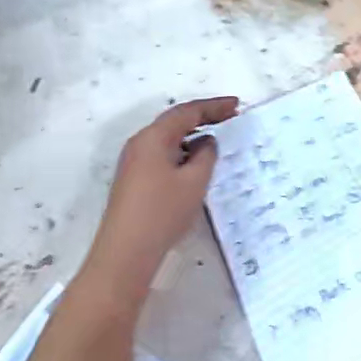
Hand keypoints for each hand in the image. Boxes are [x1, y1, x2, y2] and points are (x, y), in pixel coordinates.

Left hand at [86, 97, 238, 291]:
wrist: (124, 255)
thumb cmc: (162, 212)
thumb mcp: (194, 181)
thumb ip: (206, 154)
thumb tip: (205, 142)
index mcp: (153, 137)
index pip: (187, 111)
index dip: (214, 106)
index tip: (237, 105)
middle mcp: (140, 143)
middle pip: (175, 121)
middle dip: (203, 117)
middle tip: (230, 117)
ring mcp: (133, 162)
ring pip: (168, 139)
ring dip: (192, 135)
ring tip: (216, 138)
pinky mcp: (133, 179)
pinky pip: (162, 154)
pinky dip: (182, 151)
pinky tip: (195, 163)